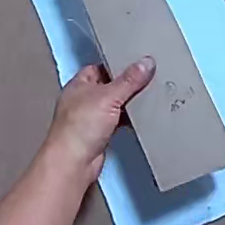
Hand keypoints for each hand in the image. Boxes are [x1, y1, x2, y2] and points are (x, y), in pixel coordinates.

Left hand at [41, 58, 154, 180]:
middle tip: (148, 78)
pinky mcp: (99, 134)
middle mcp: (83, 99)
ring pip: (114, 105)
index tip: (136, 61)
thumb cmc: (81, 125)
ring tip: (149, 95)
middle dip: (126, 84)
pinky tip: (141, 118)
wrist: (74, 162)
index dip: (116, 64)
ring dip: (128, 103)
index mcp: (79, 84)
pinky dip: (128, 119)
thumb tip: (146, 62)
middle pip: (109, 86)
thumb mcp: (108, 96)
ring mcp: (90, 117)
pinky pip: (117, 121)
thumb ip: (129, 80)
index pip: (99, 67)